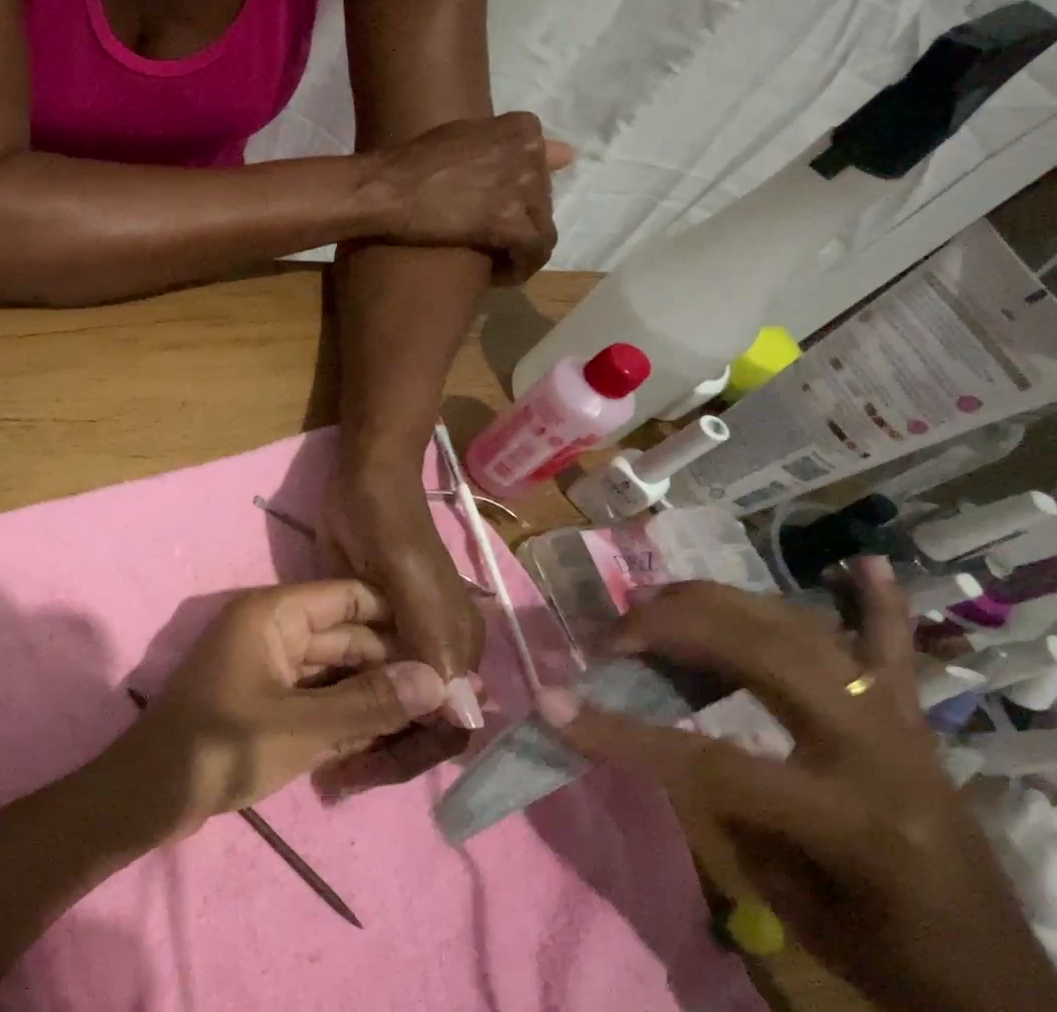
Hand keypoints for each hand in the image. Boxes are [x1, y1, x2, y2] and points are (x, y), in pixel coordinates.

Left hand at [111, 581, 451, 835]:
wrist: (151, 793)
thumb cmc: (221, 746)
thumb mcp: (303, 725)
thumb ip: (372, 701)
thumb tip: (438, 682)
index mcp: (273, 614)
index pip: (351, 598)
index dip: (401, 621)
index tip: (450, 651)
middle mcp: (274, 631)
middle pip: (349, 640)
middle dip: (396, 670)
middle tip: (453, 705)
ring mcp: (269, 668)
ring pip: (338, 674)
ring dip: (376, 699)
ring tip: (433, 728)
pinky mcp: (267, 703)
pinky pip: (320, 699)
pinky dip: (349, 718)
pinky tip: (390, 743)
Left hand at [312, 461, 486, 799]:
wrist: (360, 477)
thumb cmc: (383, 528)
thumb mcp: (402, 586)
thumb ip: (415, 654)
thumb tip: (458, 722)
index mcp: (448, 643)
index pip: (445, 710)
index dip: (413, 743)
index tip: (372, 770)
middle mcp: (427, 643)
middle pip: (407, 710)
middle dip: (380, 744)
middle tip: (341, 777)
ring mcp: (394, 634)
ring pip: (377, 697)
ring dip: (357, 726)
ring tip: (325, 761)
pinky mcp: (363, 627)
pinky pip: (354, 676)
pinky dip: (340, 700)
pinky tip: (315, 721)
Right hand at [368, 111, 574, 284]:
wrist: (386, 189)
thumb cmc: (411, 163)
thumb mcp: (466, 139)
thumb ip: (509, 147)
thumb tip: (568, 154)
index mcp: (523, 129)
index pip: (540, 171)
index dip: (516, 199)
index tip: (492, 215)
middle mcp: (531, 153)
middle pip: (540, 200)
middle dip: (517, 225)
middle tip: (486, 243)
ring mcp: (522, 187)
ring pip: (541, 228)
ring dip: (518, 250)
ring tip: (490, 263)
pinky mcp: (508, 222)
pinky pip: (533, 251)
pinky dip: (519, 268)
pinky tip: (497, 276)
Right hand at [535, 559, 1056, 1011]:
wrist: (985, 970)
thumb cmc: (866, 939)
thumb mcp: (778, 890)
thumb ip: (716, 802)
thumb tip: (640, 736)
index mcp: (847, 814)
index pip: (709, 758)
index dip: (620, 733)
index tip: (549, 705)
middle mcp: (880, 750)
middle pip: (763, 657)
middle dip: (671, 632)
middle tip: (607, 636)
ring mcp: (901, 724)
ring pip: (805, 633)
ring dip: (722, 605)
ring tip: (656, 598)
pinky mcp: (914, 721)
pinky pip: (893, 651)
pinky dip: (876, 604)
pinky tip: (861, 563)